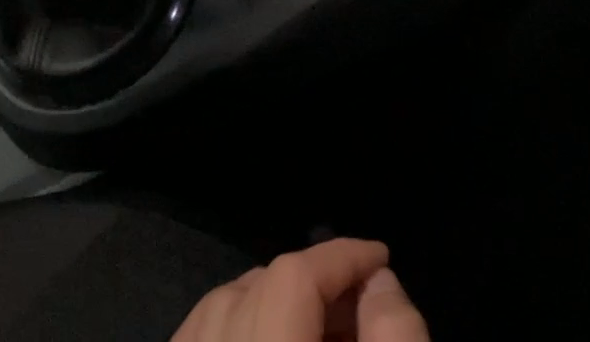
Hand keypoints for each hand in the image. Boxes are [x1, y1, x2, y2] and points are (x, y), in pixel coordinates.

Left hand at [171, 238, 430, 341]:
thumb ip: (395, 336)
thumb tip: (379, 280)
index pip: (292, 278)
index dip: (340, 256)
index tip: (381, 258)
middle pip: (252, 289)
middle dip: (311, 284)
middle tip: (360, 307)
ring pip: (217, 313)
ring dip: (270, 304)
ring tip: (321, 330)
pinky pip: (194, 337)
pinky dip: (232, 329)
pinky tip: (271, 341)